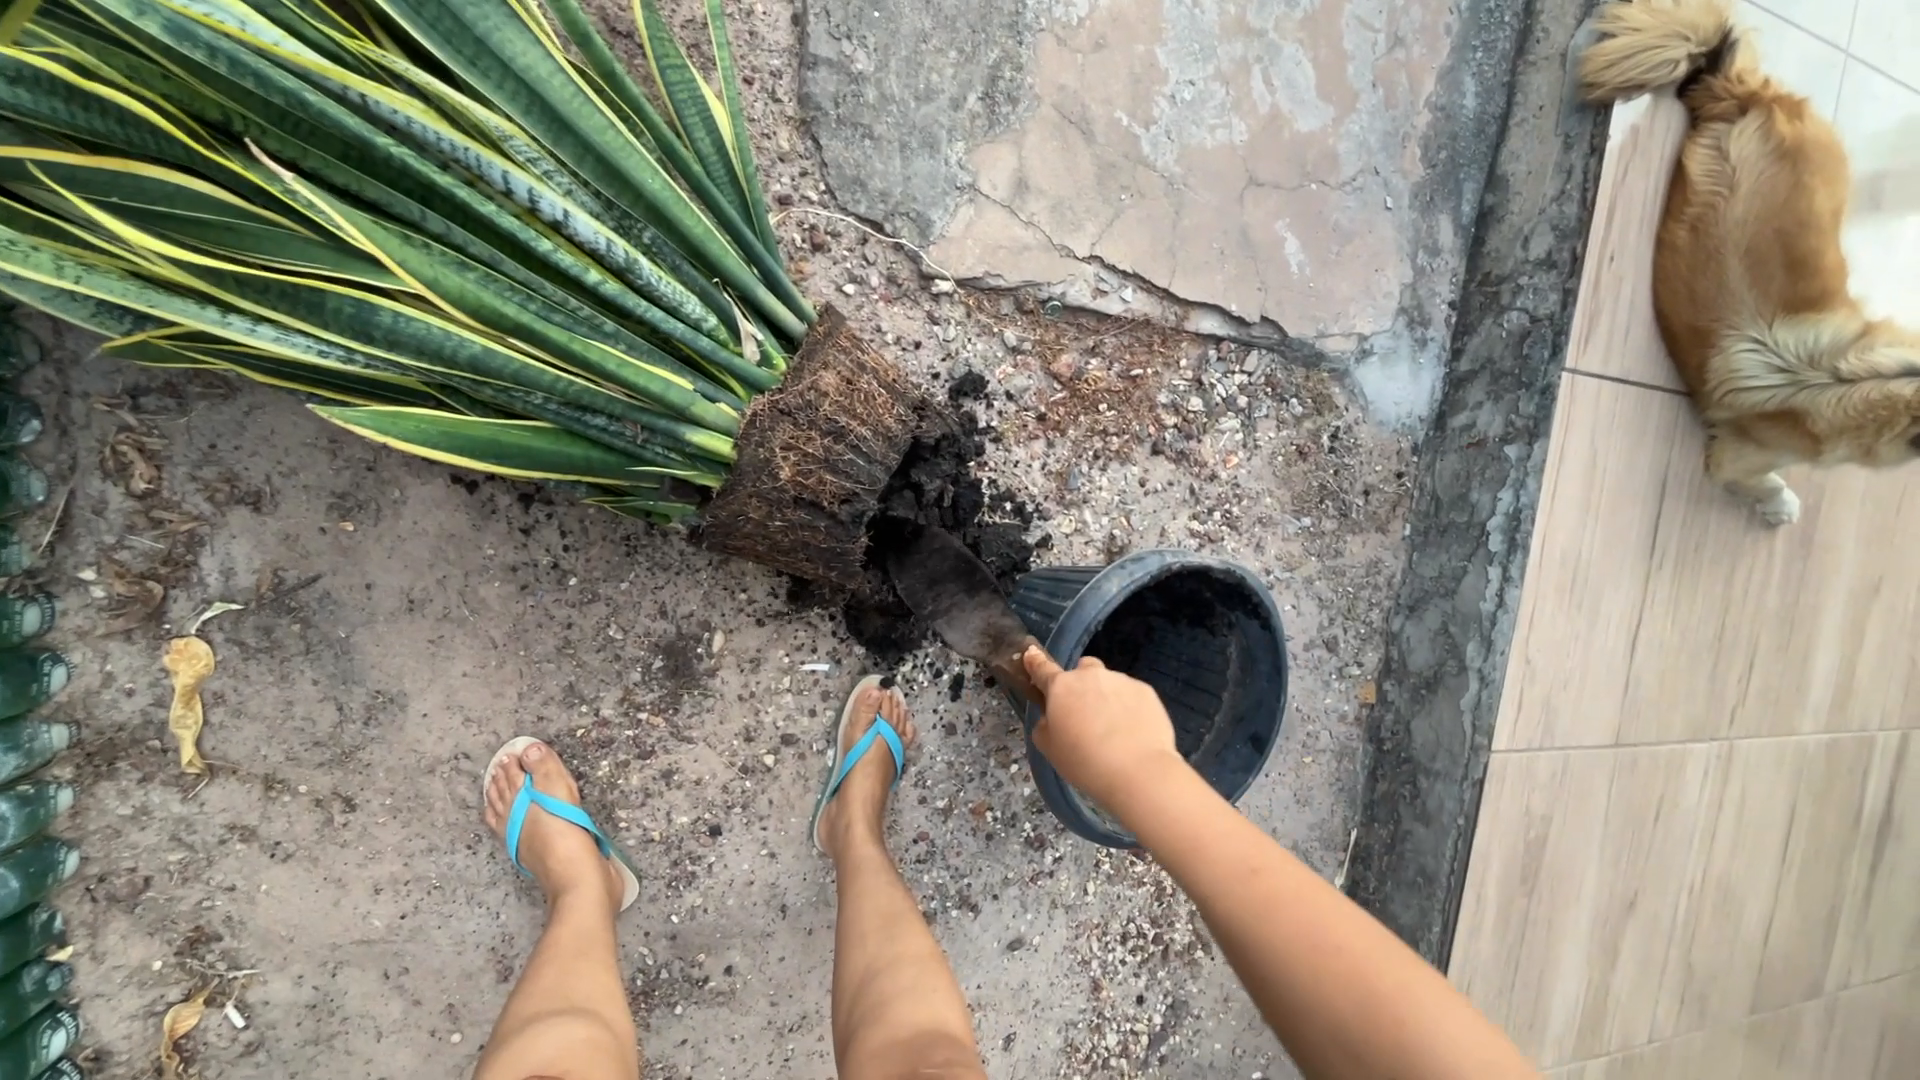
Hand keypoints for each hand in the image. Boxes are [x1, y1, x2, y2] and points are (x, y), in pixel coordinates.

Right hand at [1023, 646, 1184, 807]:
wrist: (1137, 772)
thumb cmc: (1084, 762)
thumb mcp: (1050, 749)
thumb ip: (1045, 726)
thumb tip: (1051, 718)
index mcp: (1061, 687)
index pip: (1042, 668)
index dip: (1035, 662)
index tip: (1032, 654)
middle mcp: (1090, 676)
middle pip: (1082, 670)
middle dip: (1082, 684)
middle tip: (1085, 714)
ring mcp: (1121, 681)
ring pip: (1109, 682)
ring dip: (1107, 698)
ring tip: (1115, 731)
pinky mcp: (1146, 691)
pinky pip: (1132, 695)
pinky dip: (1130, 708)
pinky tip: (1134, 733)